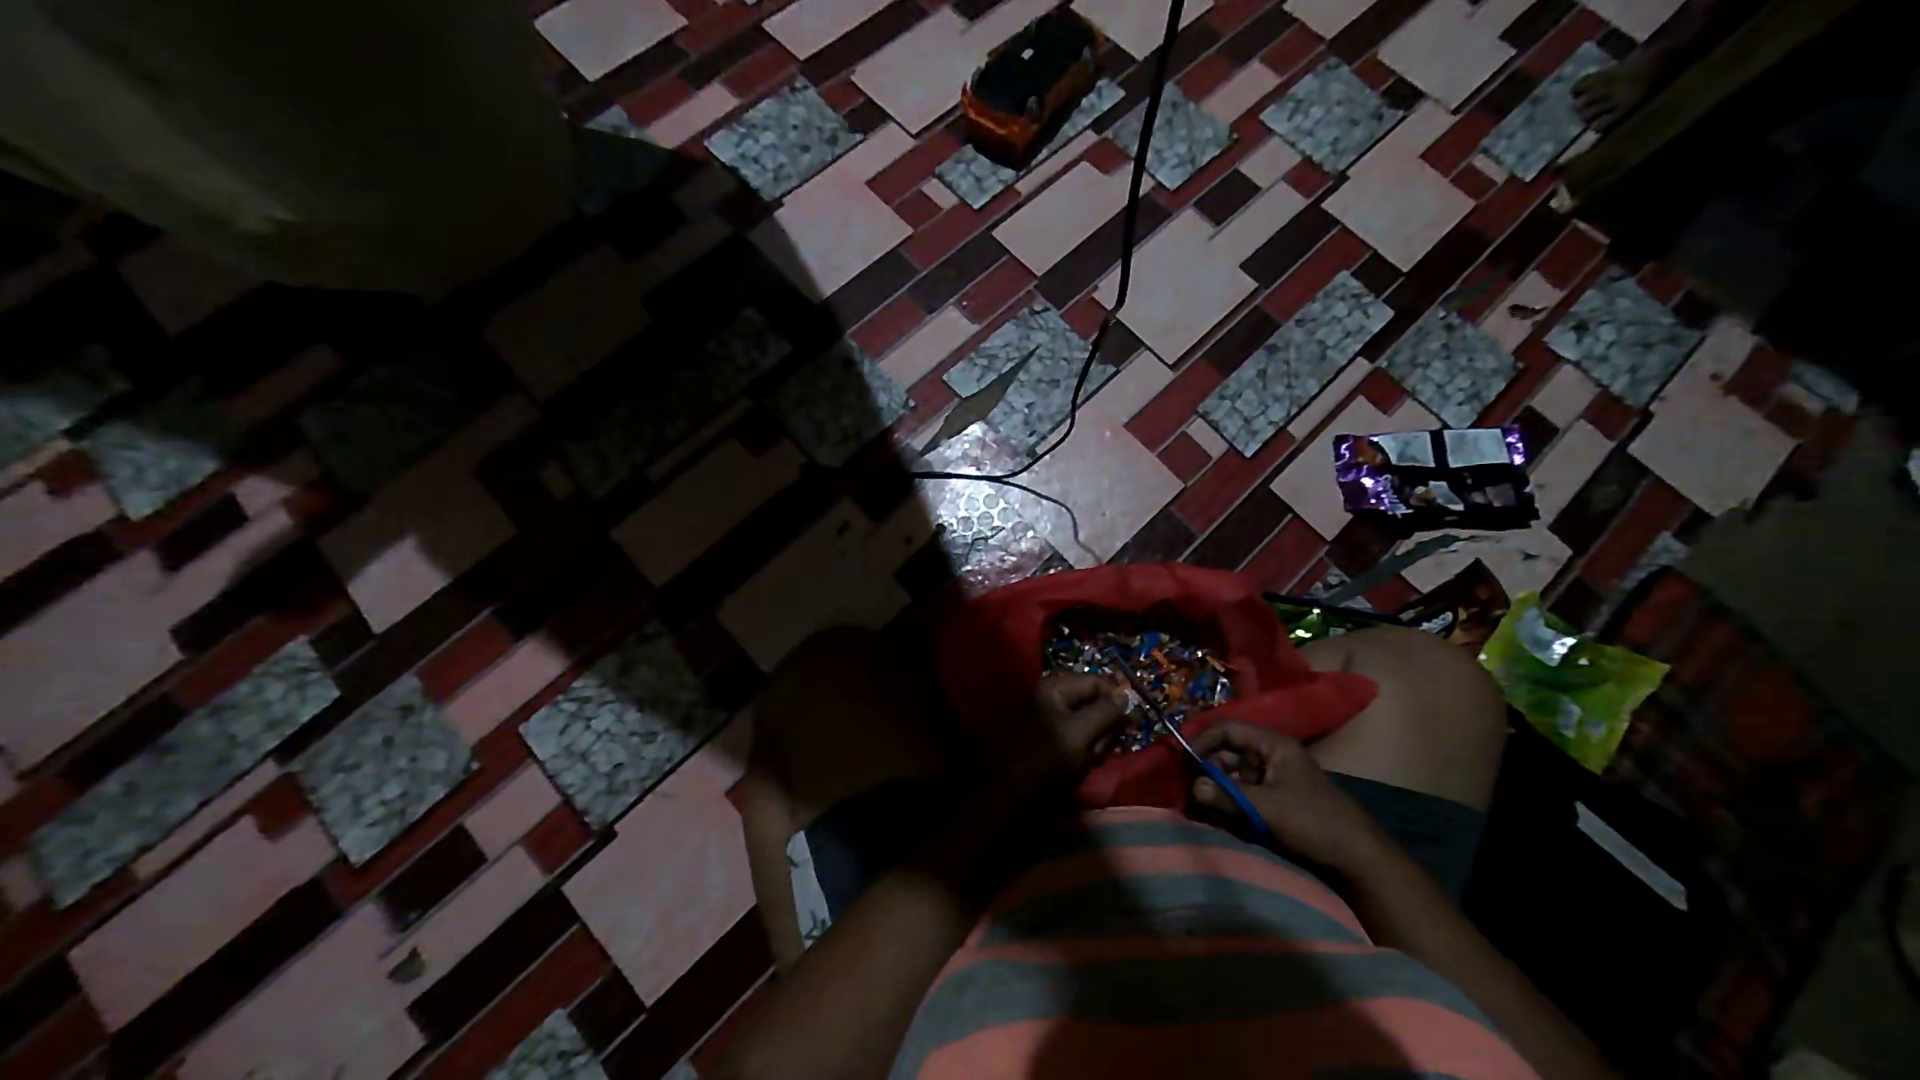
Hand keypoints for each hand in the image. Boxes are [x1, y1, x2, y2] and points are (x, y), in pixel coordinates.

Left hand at [1003, 674, 1128, 788]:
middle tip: (1099, 749)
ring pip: (1090, 723)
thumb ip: (1104, 712)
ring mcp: (1051, 717)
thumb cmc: (1044, 762)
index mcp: (1053, 688)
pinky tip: (1080, 765)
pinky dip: (1085, 751)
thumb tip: (1124, 695)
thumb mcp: (1078, 734)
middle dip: (1104, 727)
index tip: (1128, 725)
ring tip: (1087, 760)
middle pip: (1094, 703)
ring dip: (1096, 743)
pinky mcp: (1053, 738)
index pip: (1096, 682)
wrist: (1011, 797)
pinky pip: (1079, 738)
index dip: (1115, 701)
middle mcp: (1051, 697)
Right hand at [1190, 721, 1393, 872]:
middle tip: (1191, 785)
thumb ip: (1228, 796)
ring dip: (1218, 785)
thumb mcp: (1267, 808)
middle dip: (1209, 765)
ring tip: (1203, 802)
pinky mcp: (1276, 797)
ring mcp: (1275, 776)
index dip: (1204, 739)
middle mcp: (1272, 754)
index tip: (1185, 759)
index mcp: (1274, 744)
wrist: (1357, 855)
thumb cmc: (1313, 821)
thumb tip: (1193, 786)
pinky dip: (1231, 798)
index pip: (1228, 728)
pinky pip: (1245, 789)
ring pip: (1235, 771)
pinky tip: (1221, 812)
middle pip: (1229, 749)